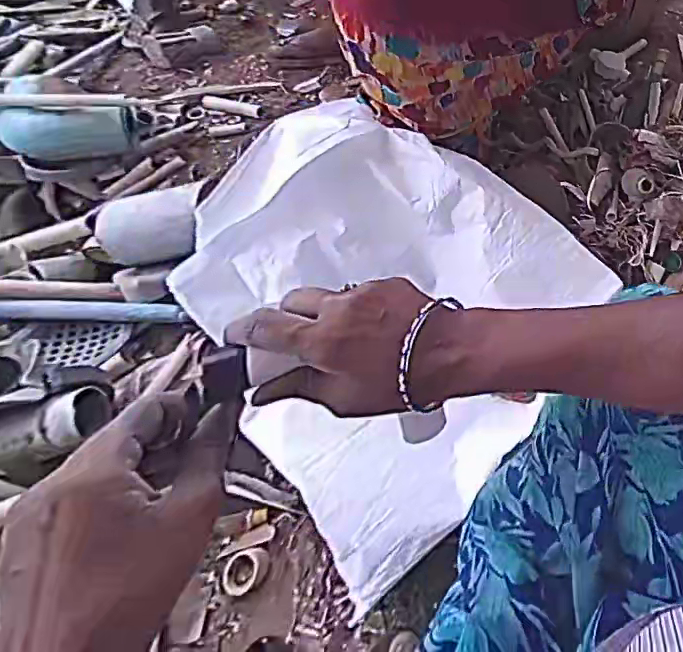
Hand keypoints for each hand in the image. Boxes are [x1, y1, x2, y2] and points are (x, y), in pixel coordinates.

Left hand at [0, 396, 238, 651]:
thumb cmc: (120, 605)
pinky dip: (109, 494)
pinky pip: (74, 495)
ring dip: (138, 467)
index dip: (186, 406)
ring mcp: (28, 517)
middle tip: (198, 454)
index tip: (208, 413)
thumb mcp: (191, 513)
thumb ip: (210, 453)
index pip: (145, 409)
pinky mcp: (21, 542)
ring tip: (170, 491)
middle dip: (164, 441)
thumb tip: (219, 420)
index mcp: (86, 475)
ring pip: (97, 466)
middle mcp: (46, 489)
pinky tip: (136, 520)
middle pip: (119, 437)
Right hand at [224, 279, 461, 416]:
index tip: (235, 334)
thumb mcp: (342, 399)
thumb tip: (266, 391)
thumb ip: (300, 388)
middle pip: (293, 301)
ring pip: (329, 295)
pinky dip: (357, 306)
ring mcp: (365, 290)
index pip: (266, 326)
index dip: (244, 330)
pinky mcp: (389, 283)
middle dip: (286, 316)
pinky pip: (361, 291)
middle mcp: (338, 307)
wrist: (447, 352)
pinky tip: (371, 326)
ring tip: (341, 335)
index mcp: (320, 339)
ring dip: (324, 311)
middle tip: (292, 338)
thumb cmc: (398, 382)